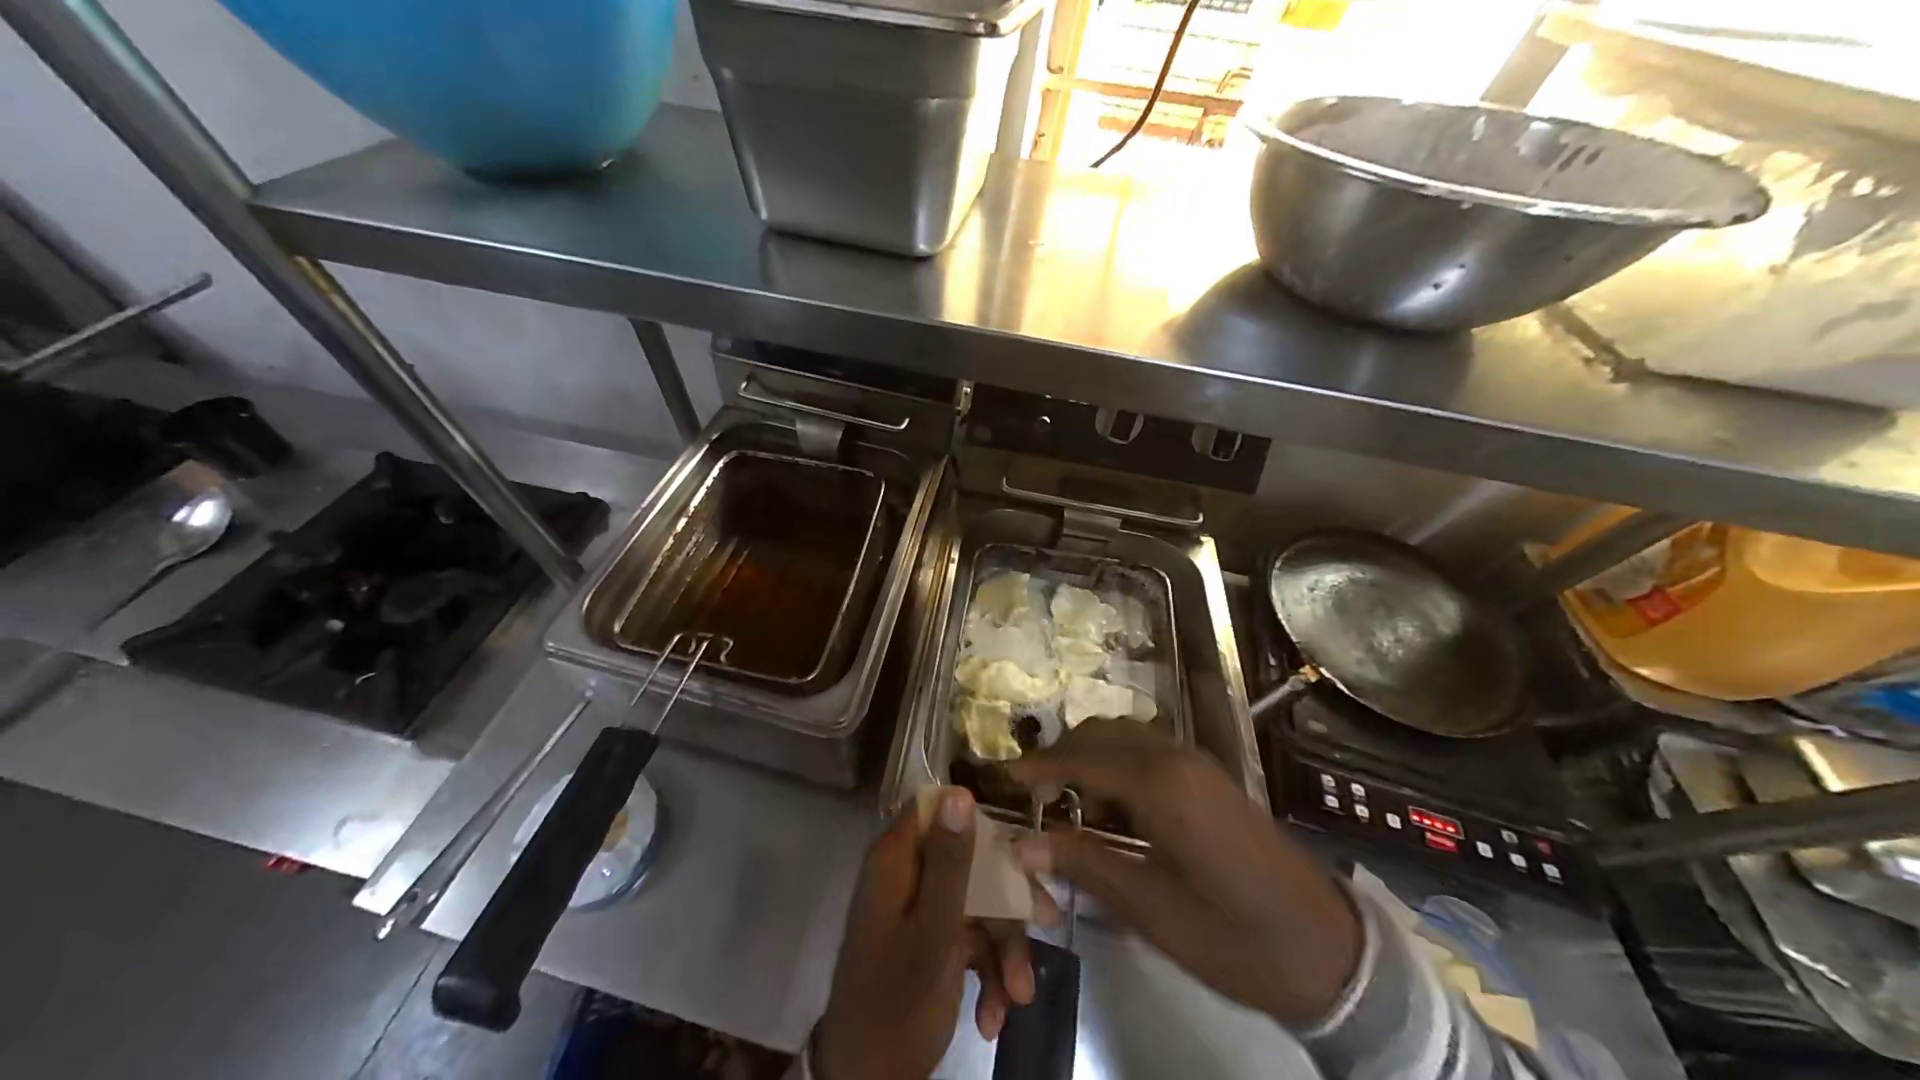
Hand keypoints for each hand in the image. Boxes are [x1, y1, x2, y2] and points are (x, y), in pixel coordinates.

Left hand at [813, 787, 1035, 1079]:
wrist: (869, 1079)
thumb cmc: (895, 1000)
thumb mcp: (931, 929)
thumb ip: (949, 862)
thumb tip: (960, 791)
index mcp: (898, 860)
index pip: (939, 811)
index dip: (981, 823)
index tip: (1022, 848)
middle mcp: (910, 876)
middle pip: (972, 862)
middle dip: (1010, 900)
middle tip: (1048, 919)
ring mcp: (924, 911)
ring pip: (981, 905)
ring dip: (1006, 950)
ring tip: (1020, 994)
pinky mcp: (936, 943)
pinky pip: (974, 942)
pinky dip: (990, 975)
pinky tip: (994, 1015)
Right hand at [1009, 720, 1361, 1027]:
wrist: (1329, 950)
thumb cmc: (1234, 937)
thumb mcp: (1150, 908)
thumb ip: (1083, 865)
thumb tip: (1020, 846)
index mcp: (1160, 785)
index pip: (1080, 759)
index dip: (1037, 768)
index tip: (1002, 778)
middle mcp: (1176, 757)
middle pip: (1100, 736)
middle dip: (1060, 758)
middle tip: (1031, 798)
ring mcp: (1197, 762)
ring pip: (1124, 737)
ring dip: (1089, 758)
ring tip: (1065, 804)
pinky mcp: (1210, 776)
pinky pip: (1148, 751)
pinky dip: (1118, 764)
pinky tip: (1111, 807)